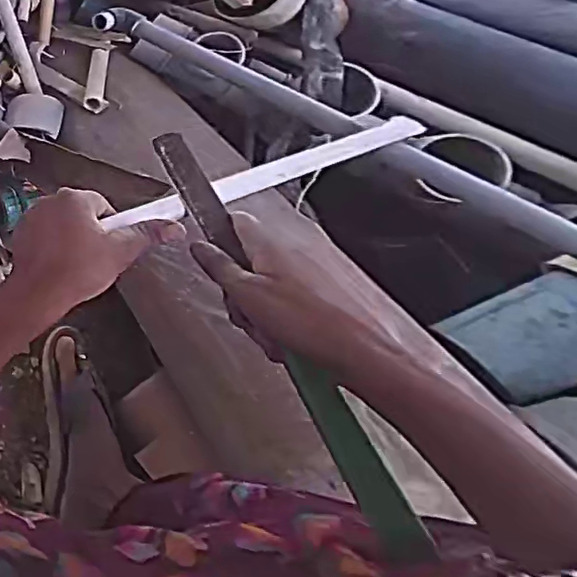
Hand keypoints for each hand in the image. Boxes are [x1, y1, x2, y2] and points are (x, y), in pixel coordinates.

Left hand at [5, 189, 183, 319]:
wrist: (38, 293)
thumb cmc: (74, 272)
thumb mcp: (120, 252)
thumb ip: (145, 235)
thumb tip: (170, 228)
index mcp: (75, 199)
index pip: (104, 205)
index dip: (114, 227)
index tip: (115, 243)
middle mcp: (50, 202)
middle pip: (83, 213)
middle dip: (92, 232)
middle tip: (98, 256)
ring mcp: (33, 216)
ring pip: (62, 224)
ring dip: (71, 238)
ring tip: (78, 262)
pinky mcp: (22, 232)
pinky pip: (45, 234)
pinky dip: (52, 245)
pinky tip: (60, 263)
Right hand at [188, 212, 419, 388]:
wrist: (375, 356)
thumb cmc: (318, 326)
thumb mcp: (248, 296)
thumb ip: (219, 267)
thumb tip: (200, 247)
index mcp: (273, 240)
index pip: (233, 220)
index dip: (218, 240)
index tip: (214, 264)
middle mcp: (299, 244)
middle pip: (250, 258)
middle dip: (241, 290)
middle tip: (246, 312)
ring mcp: (321, 265)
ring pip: (272, 282)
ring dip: (264, 309)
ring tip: (274, 333)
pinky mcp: (337, 287)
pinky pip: (298, 296)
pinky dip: (290, 316)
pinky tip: (293, 339)